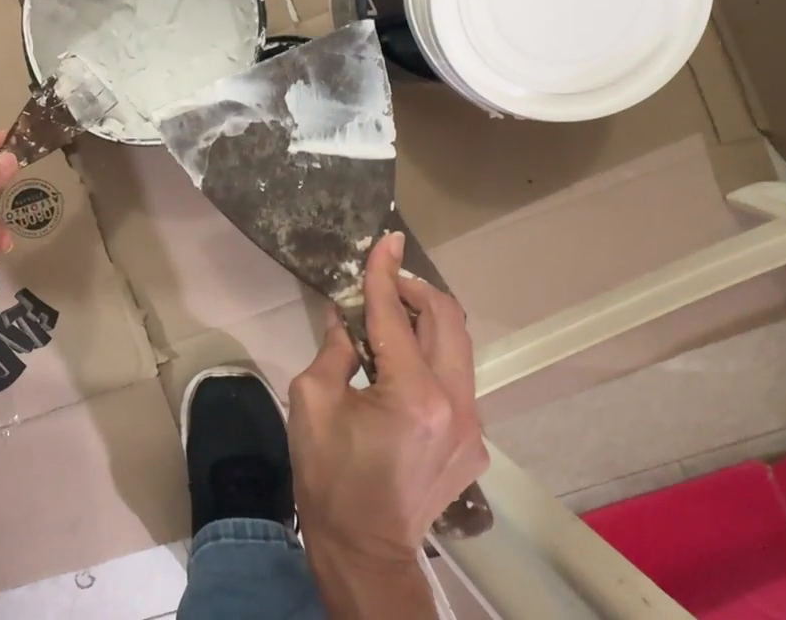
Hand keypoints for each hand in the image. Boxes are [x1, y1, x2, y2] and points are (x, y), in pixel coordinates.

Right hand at [288, 232, 487, 566]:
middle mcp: (455, 404)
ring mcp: (472, 428)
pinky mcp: (474, 444)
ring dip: (427, 323)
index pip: (396, 316)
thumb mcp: (312, 401)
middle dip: (418, 290)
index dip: (385, 272)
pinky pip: (456, 383)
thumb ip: (333, 351)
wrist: (365, 547)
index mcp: (413, 394)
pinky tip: (400, 368)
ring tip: (391, 315)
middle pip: (449, 323)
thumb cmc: (328, 474)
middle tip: (387, 277)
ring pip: (459, 351)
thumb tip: (344, 319)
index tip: (386, 237)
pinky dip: (430, 359)